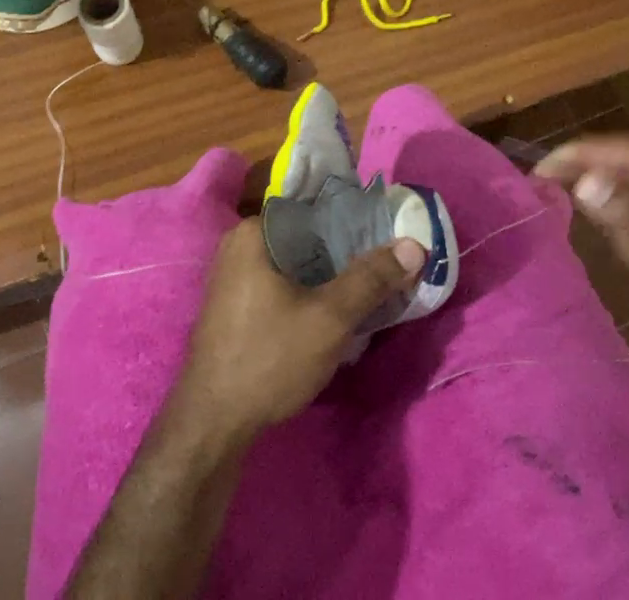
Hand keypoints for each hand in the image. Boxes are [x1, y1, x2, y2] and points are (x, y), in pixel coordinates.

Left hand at [175, 218, 425, 436]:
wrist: (214, 423)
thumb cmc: (269, 359)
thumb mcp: (329, 318)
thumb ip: (371, 279)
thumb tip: (414, 245)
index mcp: (253, 234)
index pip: (312, 206)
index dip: (354, 215)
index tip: (388, 227)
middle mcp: (239, 247)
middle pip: (306, 235)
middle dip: (346, 248)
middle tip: (390, 258)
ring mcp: (235, 278)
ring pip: (297, 264)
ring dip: (331, 274)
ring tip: (374, 283)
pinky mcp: (238, 307)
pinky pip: (283, 285)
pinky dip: (311, 291)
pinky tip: (340, 309)